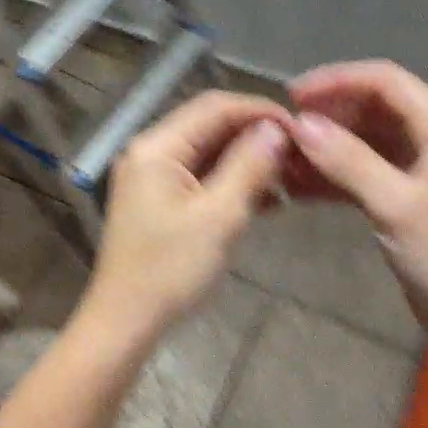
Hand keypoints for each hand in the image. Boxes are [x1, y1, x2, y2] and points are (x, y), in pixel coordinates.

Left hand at [87, 91, 289, 333]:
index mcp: (156, 147)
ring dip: (248, 160)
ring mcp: (152, 176)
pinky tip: (269, 200)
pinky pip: (200, 177)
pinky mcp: (159, 200)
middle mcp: (149, 151)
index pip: (214, 106)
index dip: (260, 110)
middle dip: (256, 135)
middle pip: (210, 126)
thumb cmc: (170, 269)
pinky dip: (232, 182)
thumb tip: (277, 128)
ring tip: (292, 177)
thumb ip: (249, 166)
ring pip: (208, 152)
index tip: (302, 128)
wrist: (126, 320)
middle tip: (301, 153)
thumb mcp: (219, 217)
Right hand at [286, 61, 427, 371]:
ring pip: (368, 144)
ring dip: (327, 149)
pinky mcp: (414, 205)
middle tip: (281, 136)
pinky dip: (336, 178)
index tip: (288, 98)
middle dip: (327, 117)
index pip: (385, 81)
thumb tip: (300, 123)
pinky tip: (300, 189)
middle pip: (374, 109)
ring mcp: (426, 174)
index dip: (335, 80)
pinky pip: (368, 176)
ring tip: (282, 163)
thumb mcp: (400, 209)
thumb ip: (349, 161)